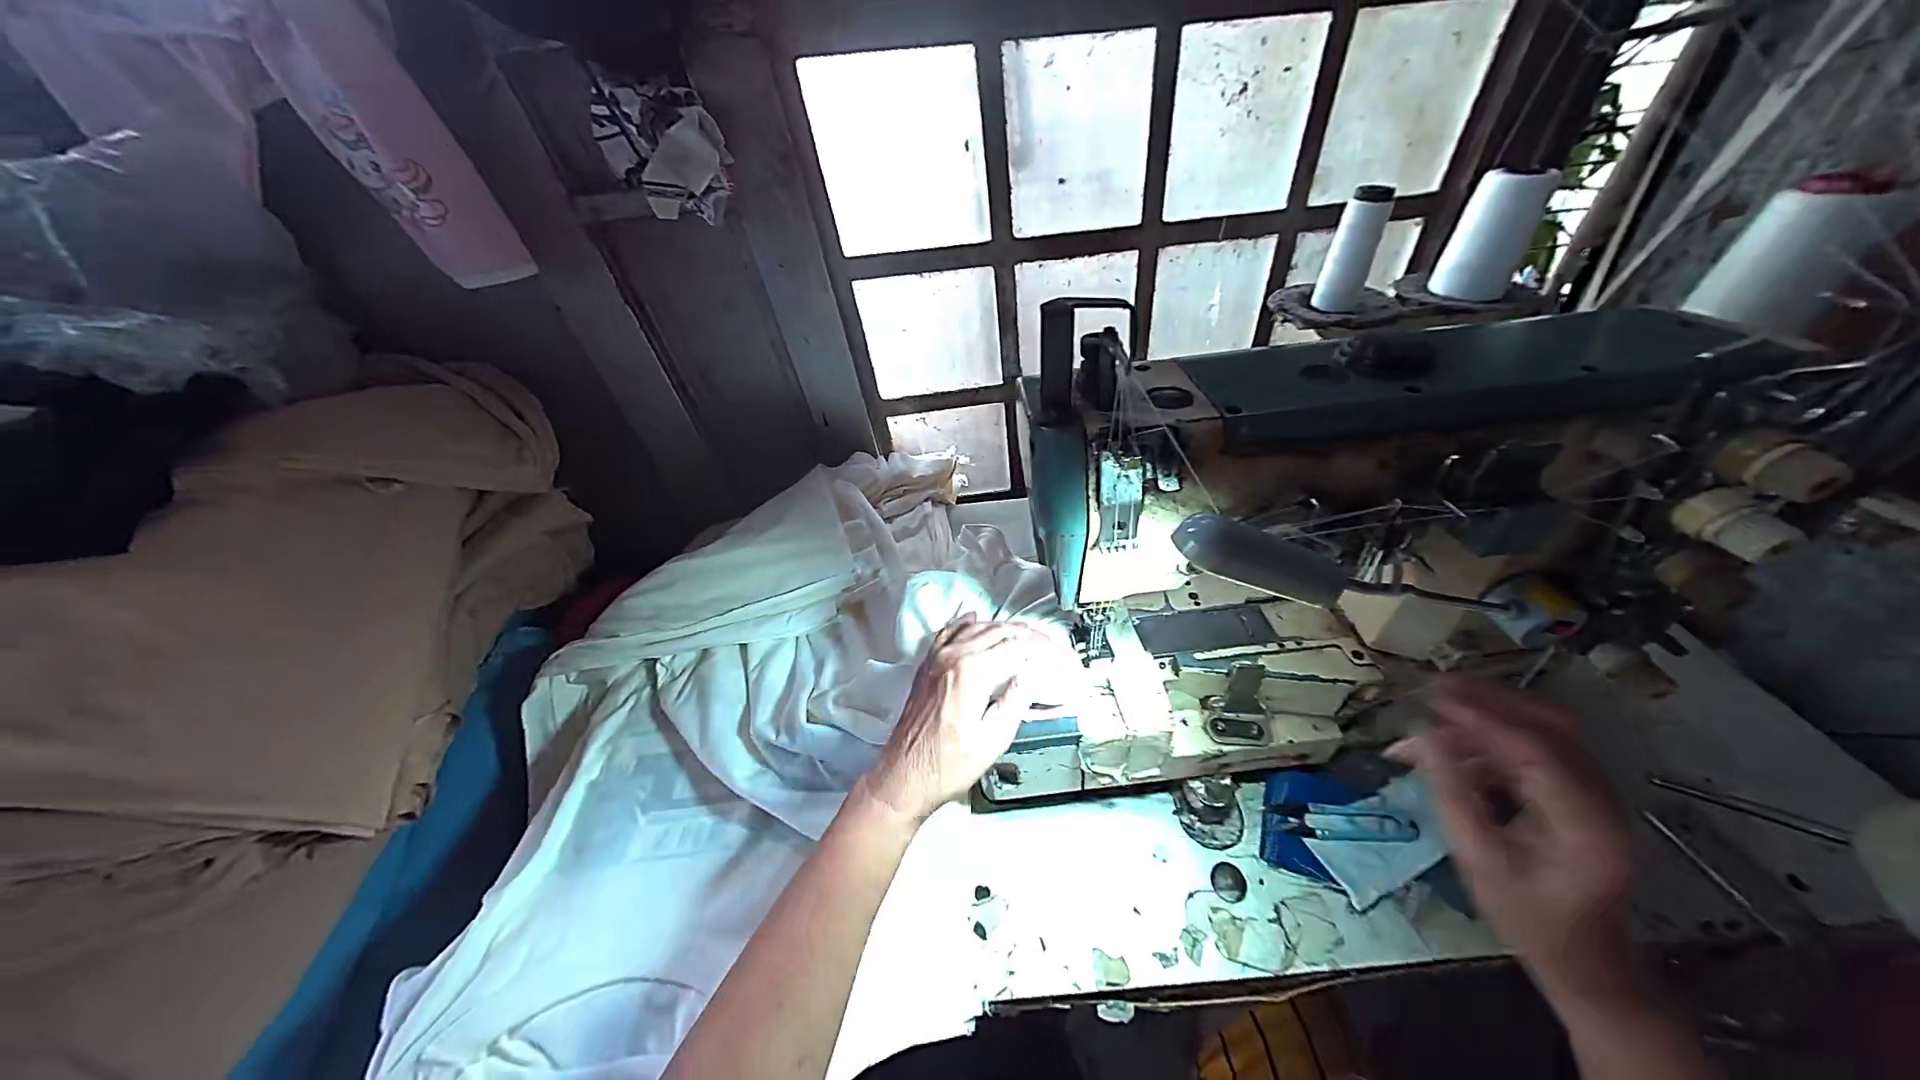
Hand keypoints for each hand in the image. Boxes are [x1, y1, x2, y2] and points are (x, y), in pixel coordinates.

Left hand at [856, 616, 1083, 822]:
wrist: (906, 774)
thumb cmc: (946, 765)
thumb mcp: (993, 740)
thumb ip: (1015, 701)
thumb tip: (1031, 676)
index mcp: (971, 673)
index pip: (1017, 646)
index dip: (1041, 648)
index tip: (1057, 654)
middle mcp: (952, 657)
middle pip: (999, 631)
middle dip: (1027, 635)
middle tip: (1048, 643)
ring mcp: (937, 659)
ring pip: (976, 627)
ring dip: (1003, 627)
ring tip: (1025, 634)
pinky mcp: (928, 665)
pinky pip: (949, 632)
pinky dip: (966, 623)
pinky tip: (976, 617)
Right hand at [1390, 676, 1637, 1007]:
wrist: (1581, 957)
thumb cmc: (1526, 916)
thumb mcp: (1477, 857)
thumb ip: (1450, 792)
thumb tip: (1421, 737)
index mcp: (1584, 822)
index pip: (1535, 749)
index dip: (1482, 717)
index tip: (1433, 697)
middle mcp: (1602, 799)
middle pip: (1551, 726)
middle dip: (1491, 700)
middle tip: (1437, 687)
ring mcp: (1595, 795)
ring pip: (1544, 732)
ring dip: (1488, 717)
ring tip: (1434, 714)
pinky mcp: (1579, 795)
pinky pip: (1536, 751)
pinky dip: (1492, 741)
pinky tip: (1452, 749)